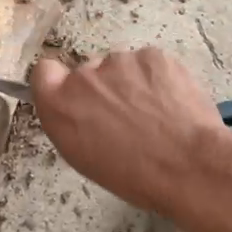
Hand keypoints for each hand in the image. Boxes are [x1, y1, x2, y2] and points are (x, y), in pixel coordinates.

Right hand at [30, 49, 226, 211]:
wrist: (188, 165)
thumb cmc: (133, 175)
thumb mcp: (83, 158)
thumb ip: (71, 123)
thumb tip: (78, 110)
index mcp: (59, 105)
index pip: (44, 73)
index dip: (60, 83)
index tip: (77, 98)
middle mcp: (83, 77)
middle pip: (88, 72)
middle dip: (103, 89)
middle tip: (127, 117)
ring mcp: (119, 62)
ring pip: (121, 67)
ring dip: (132, 83)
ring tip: (155, 114)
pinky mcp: (153, 56)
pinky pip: (149, 64)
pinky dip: (157, 79)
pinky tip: (171, 103)